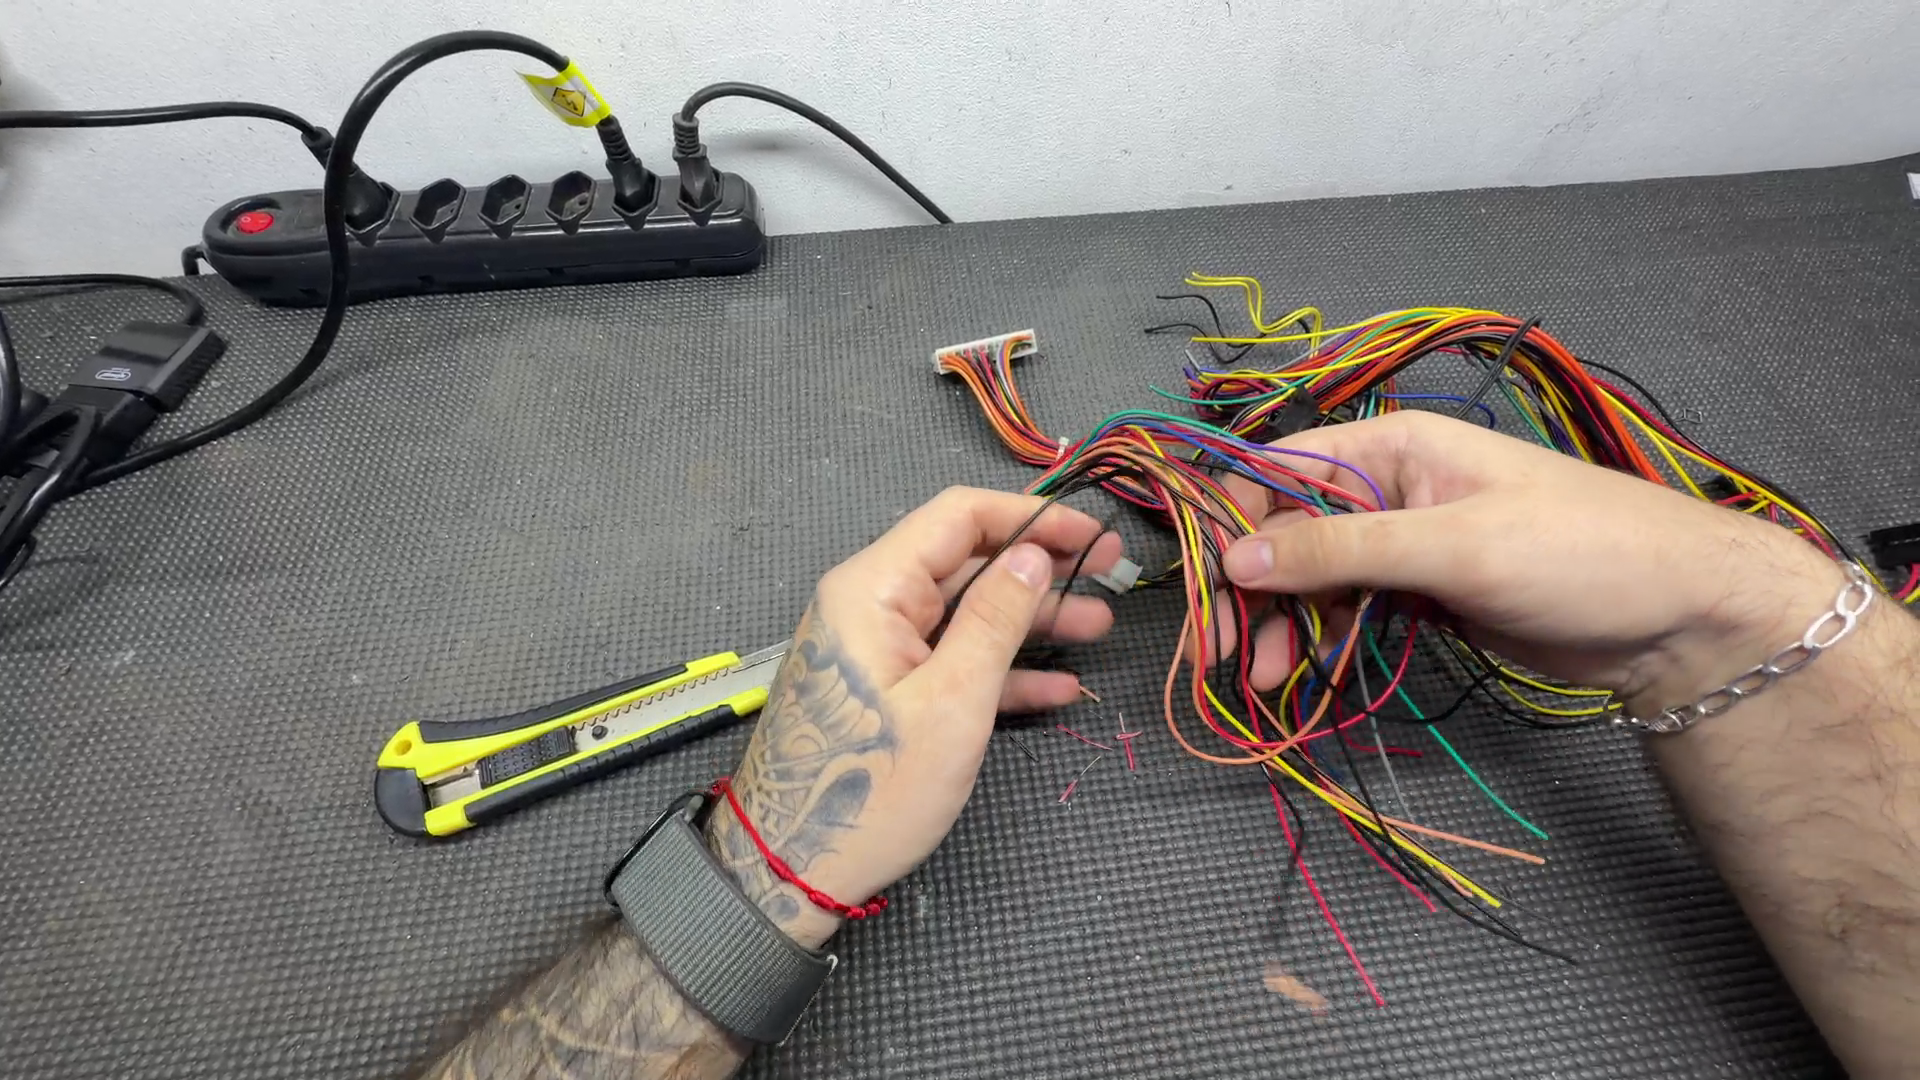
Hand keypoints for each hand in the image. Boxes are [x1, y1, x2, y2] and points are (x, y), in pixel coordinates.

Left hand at [707, 487, 1121, 946]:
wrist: (792, 869)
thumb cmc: (871, 785)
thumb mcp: (950, 701)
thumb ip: (995, 620)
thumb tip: (1035, 554)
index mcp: (876, 586)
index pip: (958, 516)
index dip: (1031, 517)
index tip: (1091, 533)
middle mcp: (875, 602)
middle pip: (968, 561)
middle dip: (1041, 566)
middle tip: (1111, 571)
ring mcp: (883, 645)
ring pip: (967, 612)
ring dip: (1032, 619)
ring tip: (1098, 624)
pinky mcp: (892, 686)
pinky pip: (952, 659)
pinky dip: (1002, 669)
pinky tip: (1058, 687)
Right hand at [1217, 410, 1844, 713]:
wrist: (1684, 621)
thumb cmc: (1576, 553)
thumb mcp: (1451, 546)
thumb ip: (1337, 549)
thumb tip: (1234, 559)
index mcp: (1384, 449)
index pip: (1274, 472)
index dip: (1233, 521)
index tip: (1208, 582)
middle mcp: (1376, 489)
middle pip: (1282, 533)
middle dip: (1246, 589)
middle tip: (1215, 648)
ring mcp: (1391, 542)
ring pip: (1305, 578)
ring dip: (1276, 624)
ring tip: (1258, 677)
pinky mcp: (1406, 589)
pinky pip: (1339, 608)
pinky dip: (1315, 638)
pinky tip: (1298, 671)